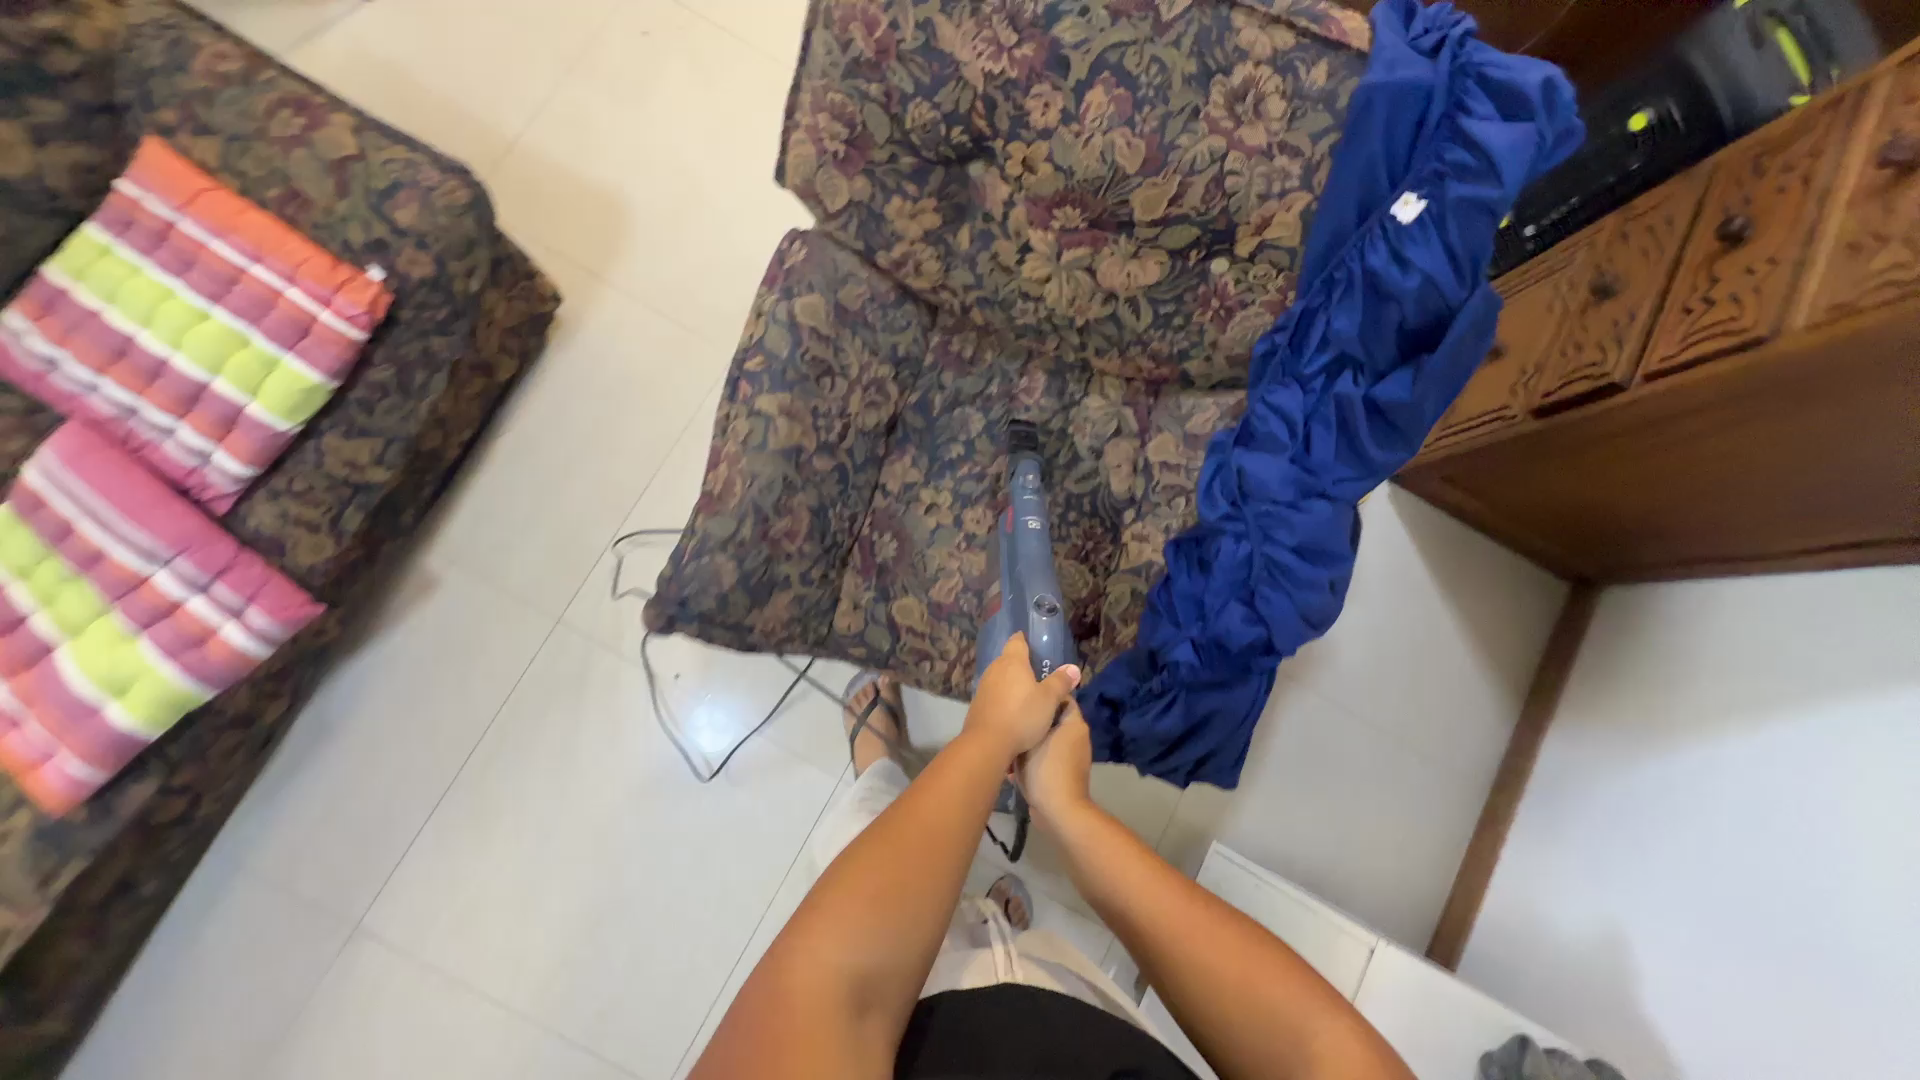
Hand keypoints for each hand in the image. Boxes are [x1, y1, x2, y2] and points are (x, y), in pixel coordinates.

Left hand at [964, 633, 1080, 758]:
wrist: (987, 743)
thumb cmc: (1022, 715)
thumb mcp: (1049, 699)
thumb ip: (1060, 682)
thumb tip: (1074, 668)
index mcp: (1012, 662)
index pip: (1017, 641)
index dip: (1025, 639)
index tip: (1035, 644)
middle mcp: (995, 669)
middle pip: (1008, 658)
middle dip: (1021, 663)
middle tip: (1039, 672)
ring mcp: (984, 686)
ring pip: (1000, 676)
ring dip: (1012, 681)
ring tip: (1028, 691)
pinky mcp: (978, 704)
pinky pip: (994, 693)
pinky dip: (1004, 696)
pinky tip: (1013, 708)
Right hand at [1018, 701, 1094, 827]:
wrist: (1058, 811)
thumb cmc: (1045, 769)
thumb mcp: (1033, 739)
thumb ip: (1031, 721)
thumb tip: (1028, 710)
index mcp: (1074, 724)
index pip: (1062, 697)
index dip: (1043, 694)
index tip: (1023, 697)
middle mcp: (1078, 737)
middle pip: (1052, 721)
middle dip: (1032, 723)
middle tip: (1010, 722)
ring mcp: (1072, 758)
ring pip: (1046, 742)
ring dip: (1029, 745)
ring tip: (1008, 748)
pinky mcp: (1065, 774)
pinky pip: (1047, 760)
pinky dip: (1033, 762)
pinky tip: (1013, 770)